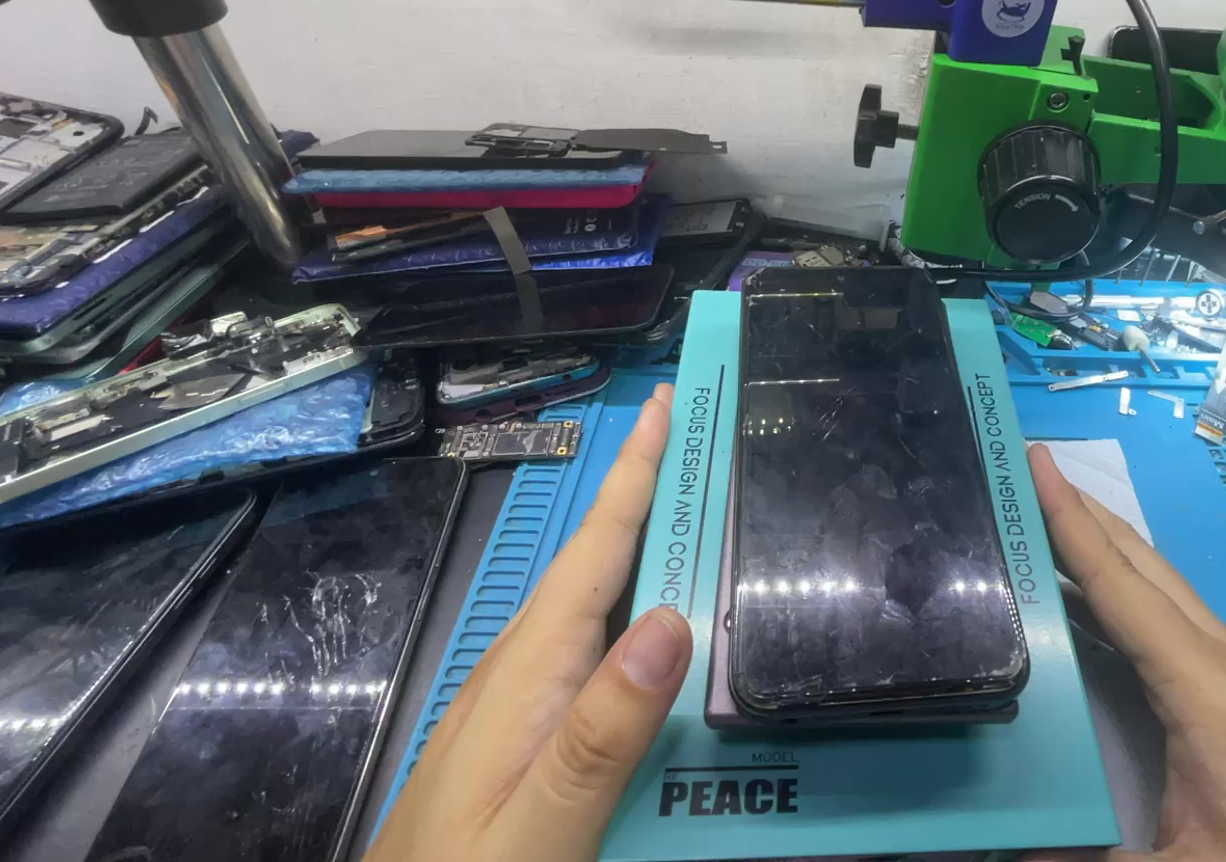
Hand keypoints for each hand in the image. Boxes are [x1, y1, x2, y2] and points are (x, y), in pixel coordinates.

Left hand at [369, 384, 690, 861]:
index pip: (597, 546)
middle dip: (649, 489)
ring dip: (646, 540)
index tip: (663, 405)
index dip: (635, 471)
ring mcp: (525, 693)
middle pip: (602, 556)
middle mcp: (528, 662)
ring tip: (696, 509)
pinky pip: (597, 637)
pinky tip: (660, 616)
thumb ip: (602, 730)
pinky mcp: (532, 723)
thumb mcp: (538, 829)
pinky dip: (635, 598)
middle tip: (700, 439)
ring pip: (600, 594)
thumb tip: (673, 618)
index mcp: (534, 666)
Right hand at [1027, 444, 1225, 861]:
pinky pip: (1159, 611)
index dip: (1070, 520)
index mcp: (1200, 685)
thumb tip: (1005, 844)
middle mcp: (1215, 653)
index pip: (1119, 583)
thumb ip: (1088, 855)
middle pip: (1136, 559)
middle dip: (1079, 507)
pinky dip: (1114, 584)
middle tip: (1023, 472)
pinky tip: (1080, 595)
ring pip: (1152, 578)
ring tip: (1041, 515)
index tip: (1037, 463)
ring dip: (1097, 540)